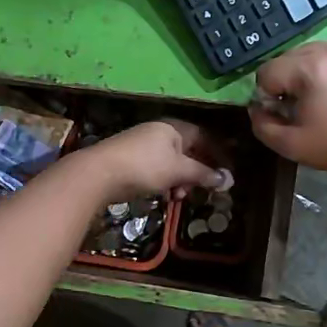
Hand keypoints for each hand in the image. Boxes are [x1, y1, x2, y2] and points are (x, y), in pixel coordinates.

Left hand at [84, 120, 224, 200]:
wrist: (100, 173)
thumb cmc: (145, 166)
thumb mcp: (179, 170)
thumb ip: (203, 173)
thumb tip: (225, 179)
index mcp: (174, 128)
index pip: (204, 137)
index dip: (218, 154)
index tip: (226, 172)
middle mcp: (161, 133)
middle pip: (189, 152)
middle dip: (197, 173)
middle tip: (202, 190)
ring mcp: (145, 146)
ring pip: (174, 164)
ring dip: (181, 182)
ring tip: (179, 197)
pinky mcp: (133, 161)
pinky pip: (159, 171)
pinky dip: (166, 183)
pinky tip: (164, 197)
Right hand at [249, 42, 326, 174]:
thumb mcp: (290, 145)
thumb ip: (262, 126)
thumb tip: (256, 109)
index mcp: (308, 67)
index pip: (266, 72)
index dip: (268, 97)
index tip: (285, 115)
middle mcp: (326, 49)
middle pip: (285, 59)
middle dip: (285, 83)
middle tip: (300, 109)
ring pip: (306, 54)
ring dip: (303, 74)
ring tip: (317, 100)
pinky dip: (324, 69)